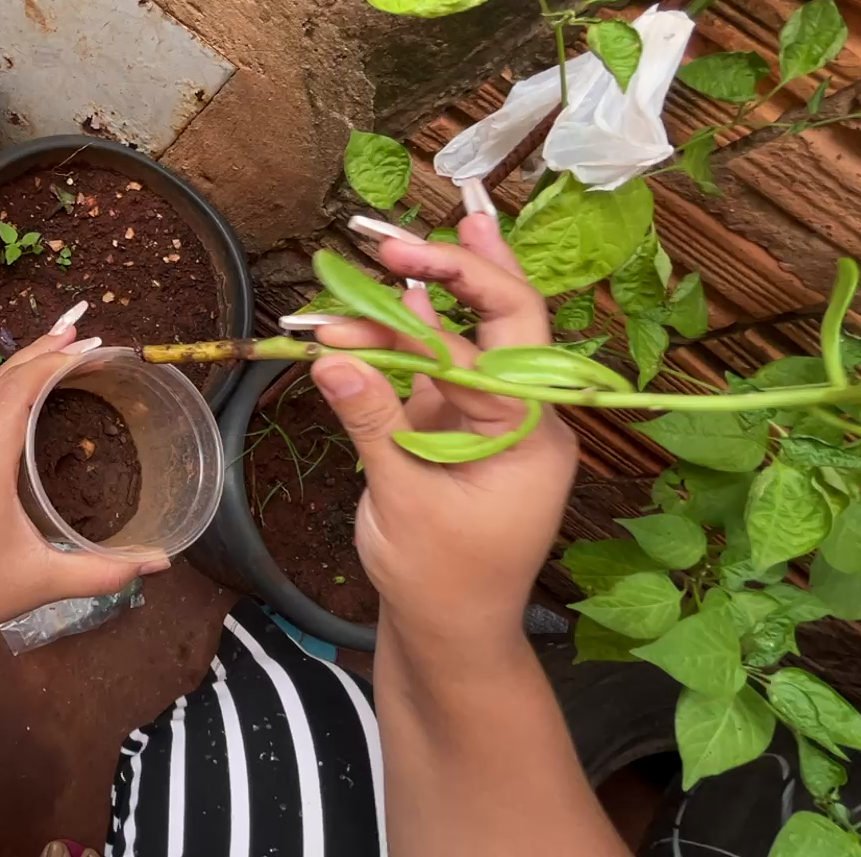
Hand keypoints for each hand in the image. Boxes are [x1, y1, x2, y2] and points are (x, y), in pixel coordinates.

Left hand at [0, 306, 168, 640]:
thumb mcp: (45, 582)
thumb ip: (104, 572)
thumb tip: (162, 562)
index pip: (17, 394)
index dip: (52, 365)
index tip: (89, 350)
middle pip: (2, 383)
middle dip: (42, 353)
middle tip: (82, 334)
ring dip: (14, 363)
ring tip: (51, 339)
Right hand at [305, 213, 577, 650]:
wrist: (446, 623)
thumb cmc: (441, 574)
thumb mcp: (406, 499)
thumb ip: (374, 422)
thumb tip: (331, 357)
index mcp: (529, 430)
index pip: (496, 343)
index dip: (444, 298)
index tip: (385, 270)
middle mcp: (514, 411)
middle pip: (498, 321)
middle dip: (453, 271)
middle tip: (394, 238)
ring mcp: (478, 415)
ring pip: (449, 341)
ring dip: (406, 304)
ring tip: (376, 258)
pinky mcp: (444, 424)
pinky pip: (423, 368)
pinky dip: (401, 334)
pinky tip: (399, 294)